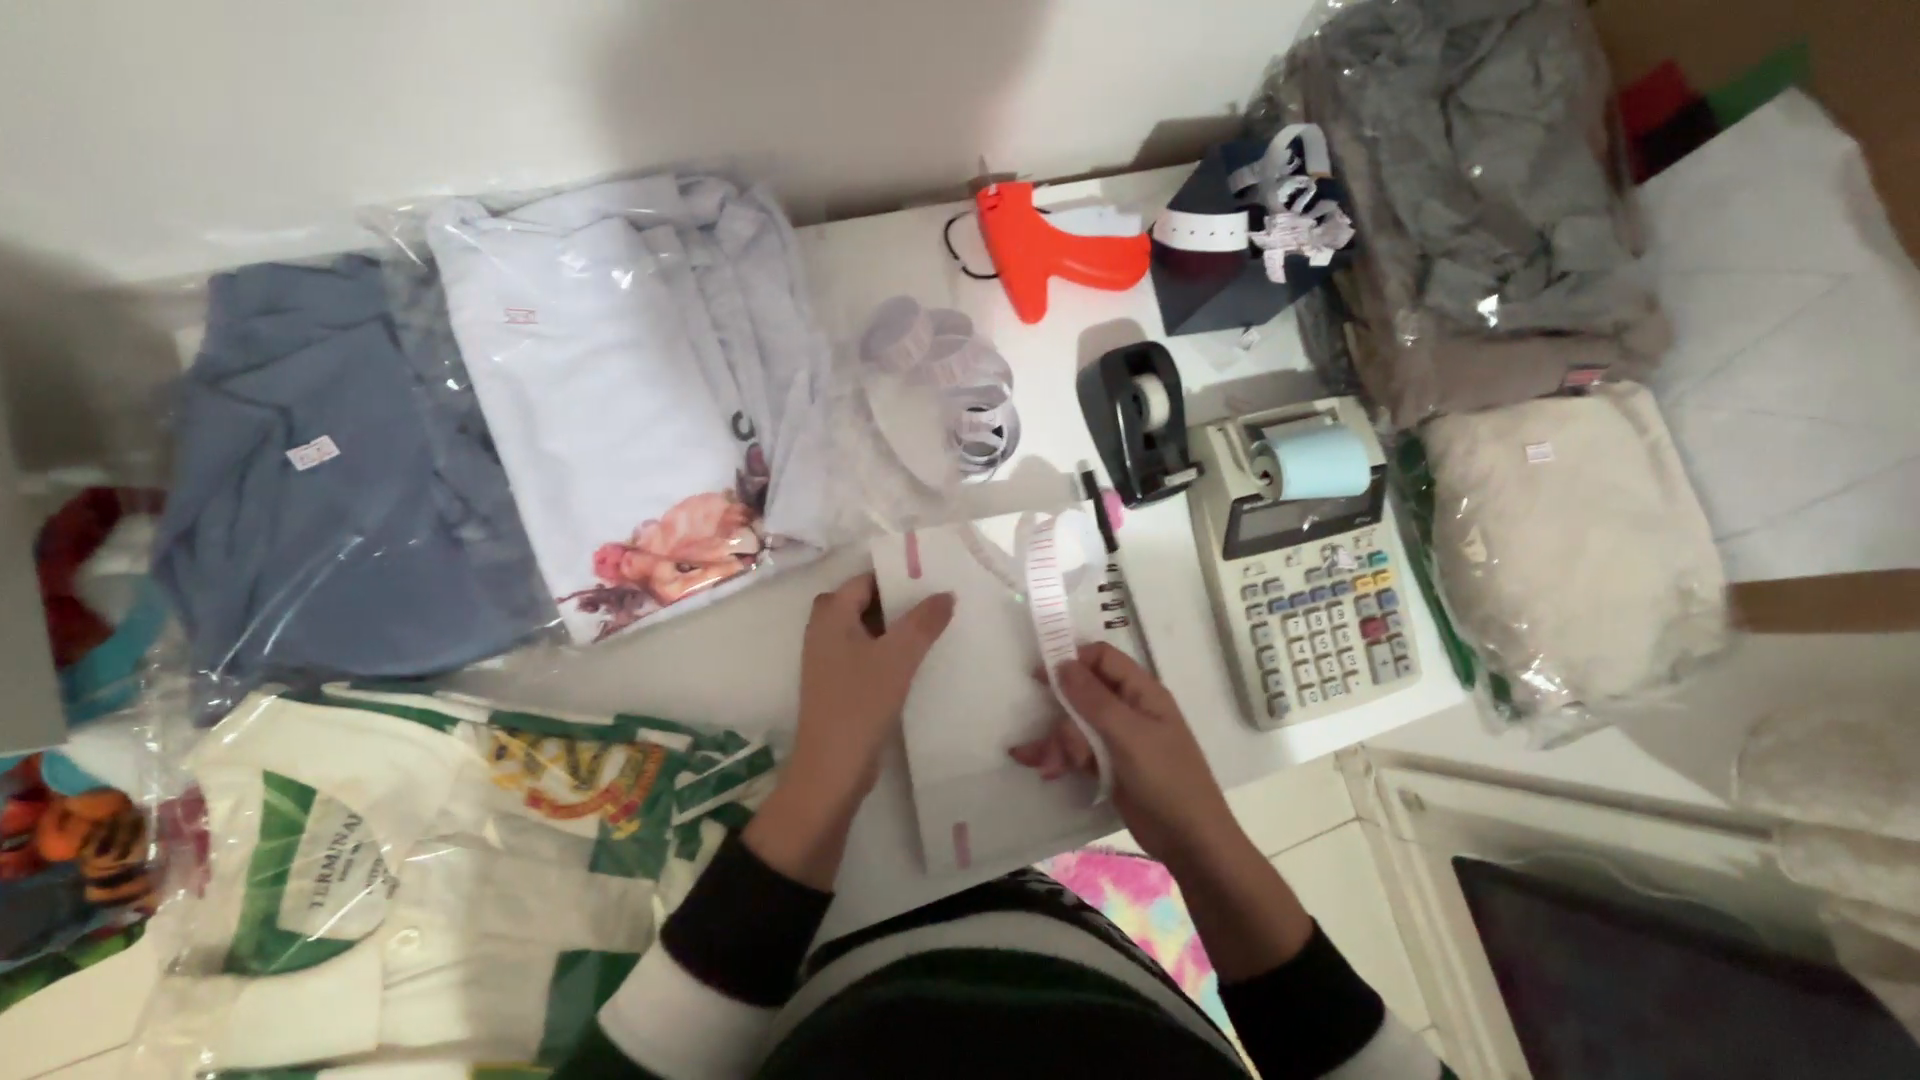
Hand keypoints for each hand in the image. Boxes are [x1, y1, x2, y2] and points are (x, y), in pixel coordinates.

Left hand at [747, 573, 954, 889]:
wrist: (832, 768)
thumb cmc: (860, 702)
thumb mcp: (898, 657)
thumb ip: (923, 621)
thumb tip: (945, 594)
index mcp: (830, 615)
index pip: (865, 579)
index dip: (897, 576)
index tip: (932, 576)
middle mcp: (824, 631)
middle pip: (864, 602)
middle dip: (898, 600)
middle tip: (938, 600)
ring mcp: (829, 660)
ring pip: (867, 630)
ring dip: (896, 628)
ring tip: (936, 626)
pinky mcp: (839, 685)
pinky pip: (867, 654)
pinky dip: (889, 651)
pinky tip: (918, 661)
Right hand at [1009, 642, 1237, 865]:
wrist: (1189, 840)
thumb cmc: (1165, 779)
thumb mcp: (1128, 735)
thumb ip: (1093, 699)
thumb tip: (1062, 663)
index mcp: (1142, 692)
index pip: (1102, 658)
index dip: (1072, 661)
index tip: (1040, 676)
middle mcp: (1129, 709)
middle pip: (1083, 694)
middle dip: (1061, 714)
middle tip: (1048, 735)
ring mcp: (1119, 739)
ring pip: (1076, 725)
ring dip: (1057, 742)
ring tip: (1046, 765)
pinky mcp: (1109, 766)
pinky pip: (1078, 751)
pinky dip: (1061, 757)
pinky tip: (1044, 769)